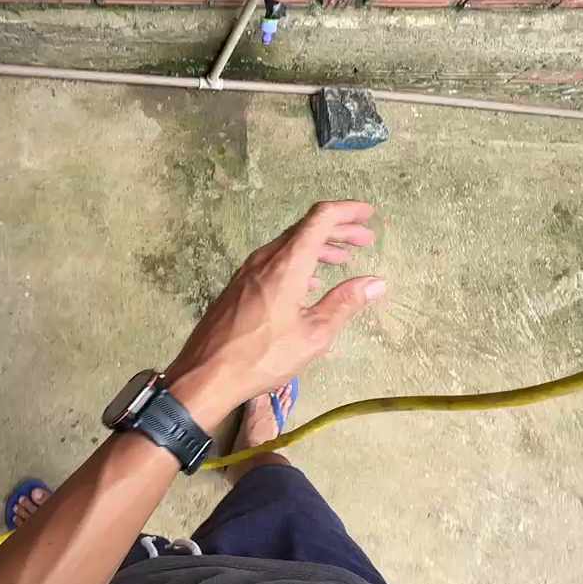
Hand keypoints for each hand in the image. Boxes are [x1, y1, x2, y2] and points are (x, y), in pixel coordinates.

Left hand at [164, 201, 384, 425]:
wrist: (207, 373)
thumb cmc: (262, 356)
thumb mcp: (313, 334)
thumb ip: (345, 303)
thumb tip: (375, 283)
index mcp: (288, 263)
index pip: (321, 218)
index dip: (347, 211)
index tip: (367, 215)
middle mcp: (266, 258)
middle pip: (306, 228)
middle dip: (338, 229)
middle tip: (364, 239)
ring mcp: (248, 270)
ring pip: (289, 244)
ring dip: (318, 246)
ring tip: (342, 259)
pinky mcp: (239, 285)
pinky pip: (274, 260)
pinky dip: (299, 261)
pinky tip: (308, 282)